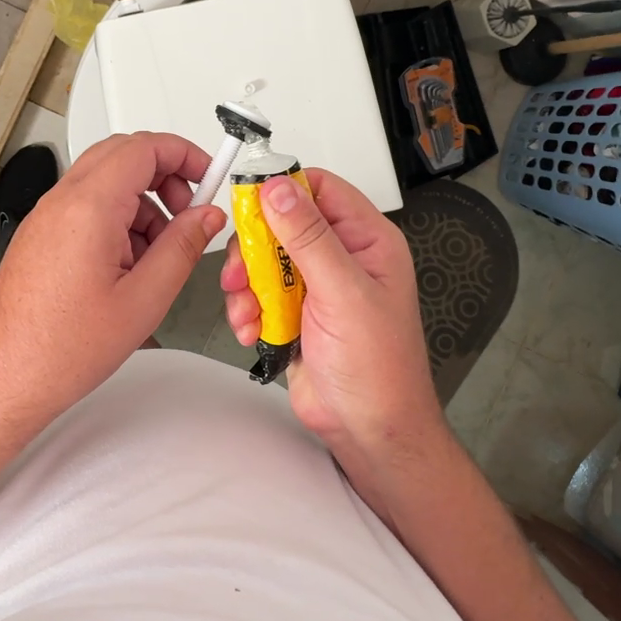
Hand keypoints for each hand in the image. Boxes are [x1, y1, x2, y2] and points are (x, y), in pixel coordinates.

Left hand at [0, 132, 225, 428]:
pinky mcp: (41, 236)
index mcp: (88, 206)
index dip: (185, 154)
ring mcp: (47, 217)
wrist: (1, 379)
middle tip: (189, 210)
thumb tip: (206, 217)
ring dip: (143, 203)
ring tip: (160, 253)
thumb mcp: (143, 301)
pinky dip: (118, 221)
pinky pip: (87, 207)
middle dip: (165, 175)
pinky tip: (130, 267)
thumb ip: (182, 249)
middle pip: (123, 155)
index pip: (144, 147)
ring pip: (106, 182)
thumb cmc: (57, 350)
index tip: (209, 175)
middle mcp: (62, 202)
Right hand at [220, 169, 439, 458]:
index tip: (250, 206)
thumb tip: (279, 188)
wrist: (368, 431)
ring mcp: (315, 285)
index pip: (321, 189)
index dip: (284, 190)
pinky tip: (251, 329)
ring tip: (247, 310)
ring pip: (263, 258)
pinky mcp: (293, 311)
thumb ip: (309, 237)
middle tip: (241, 272)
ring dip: (246, 284)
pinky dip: (246, 308)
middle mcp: (341, 257)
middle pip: (281, 223)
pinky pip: (257, 292)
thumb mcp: (343, 293)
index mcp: (366, 240)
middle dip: (254, 248)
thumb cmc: (379, 369)